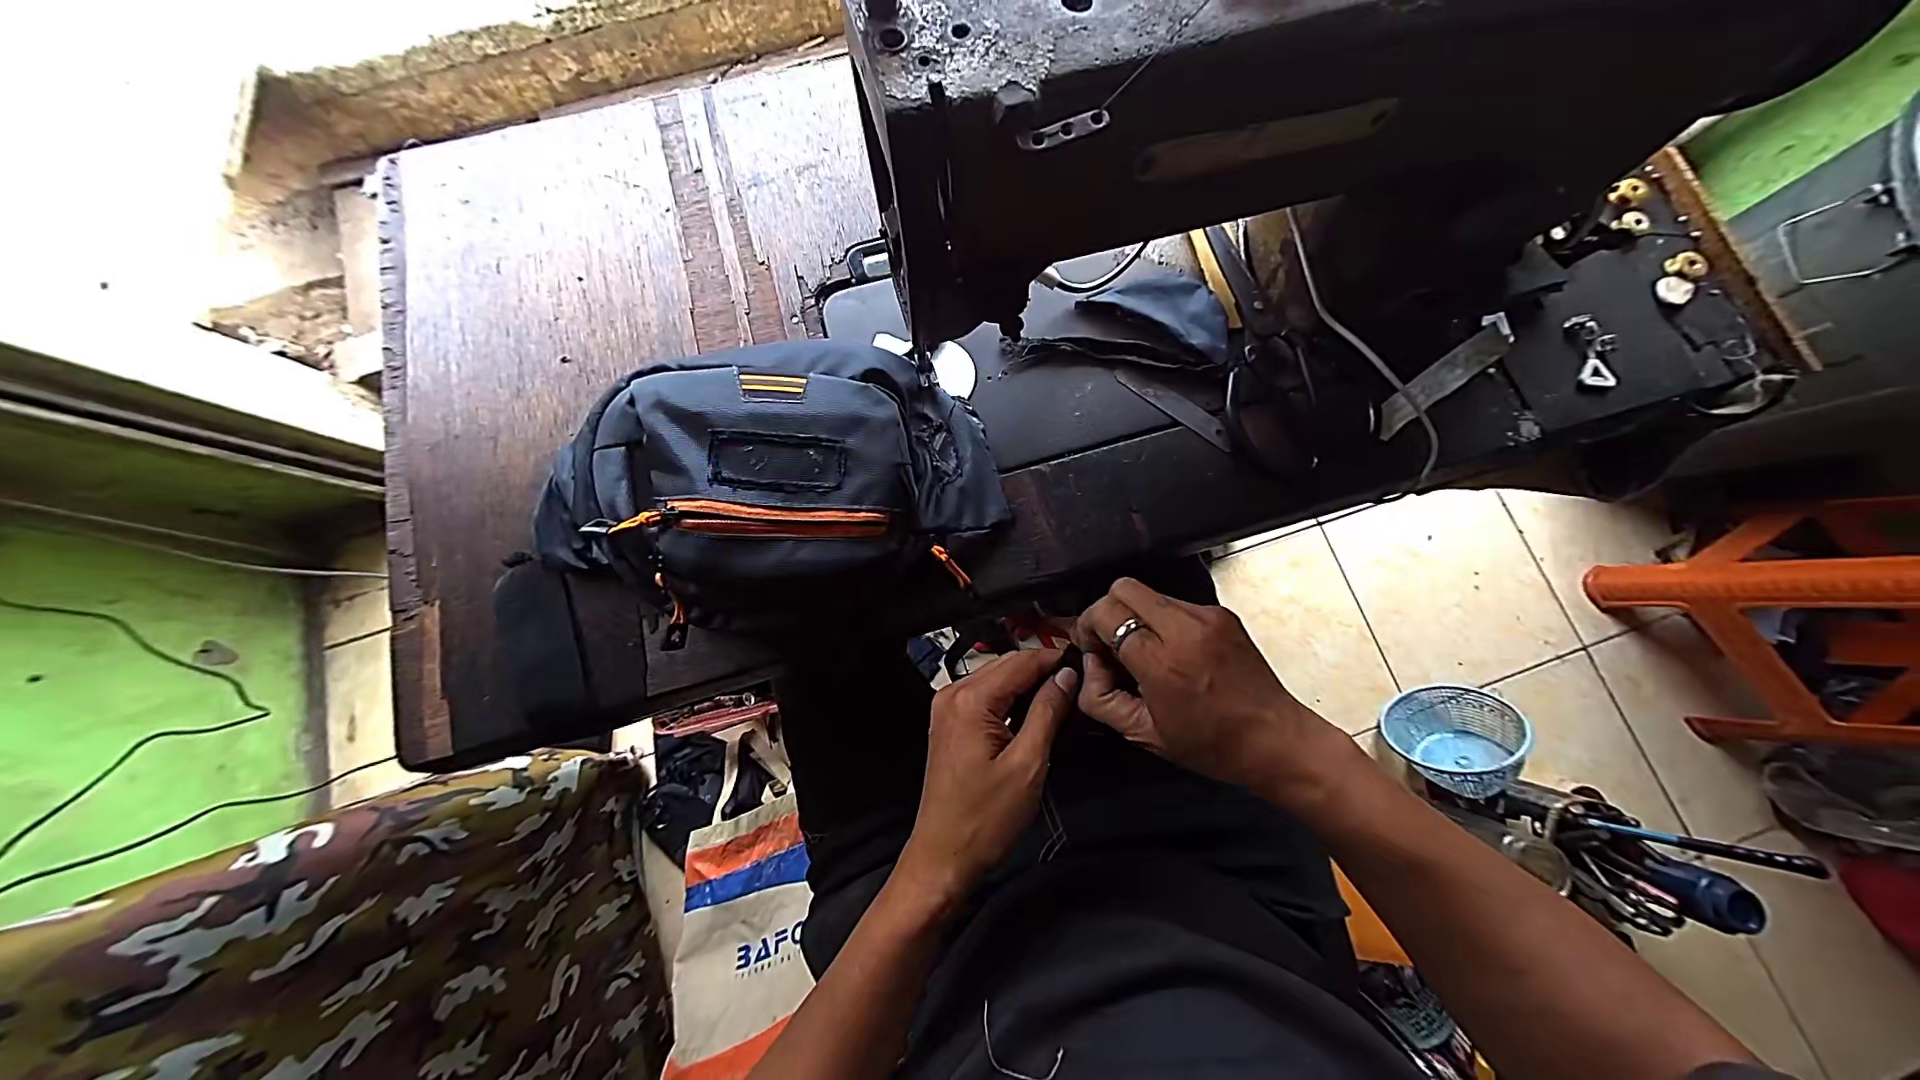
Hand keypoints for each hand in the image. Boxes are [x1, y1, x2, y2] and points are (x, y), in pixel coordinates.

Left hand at [895, 649, 1077, 904]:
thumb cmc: (982, 820)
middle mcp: (952, 696)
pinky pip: (985, 698)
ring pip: (997, 680)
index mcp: (969, 700)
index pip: (1021, 661)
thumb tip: (1065, 678)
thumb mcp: (1028, 764)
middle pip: (1007, 666)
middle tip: (1078, 683)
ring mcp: (947, 710)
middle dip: (1042, 670)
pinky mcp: (950, 725)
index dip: (1055, 660)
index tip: (1084, 663)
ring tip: (1063, 698)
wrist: (944, 856)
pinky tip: (1033, 714)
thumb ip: (1047, 712)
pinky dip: (1010, 700)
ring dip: (1028, 685)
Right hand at [1070, 578, 1353, 797]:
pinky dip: (1162, 621)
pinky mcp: (1221, 614)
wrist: (1276, 739)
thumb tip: (1089, 667)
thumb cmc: (1218, 743)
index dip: (1088, 629)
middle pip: (1122, 588)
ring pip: (1148, 592)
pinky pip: (1176, 603)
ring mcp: (1207, 618)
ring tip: (1145, 651)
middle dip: (1106, 611)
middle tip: (1110, 641)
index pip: (1105, 613)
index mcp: (1162, 662)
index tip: (1093, 647)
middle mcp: (1185, 631)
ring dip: (1135, 616)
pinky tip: (1171, 652)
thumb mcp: (1144, 733)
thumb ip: (1100, 698)